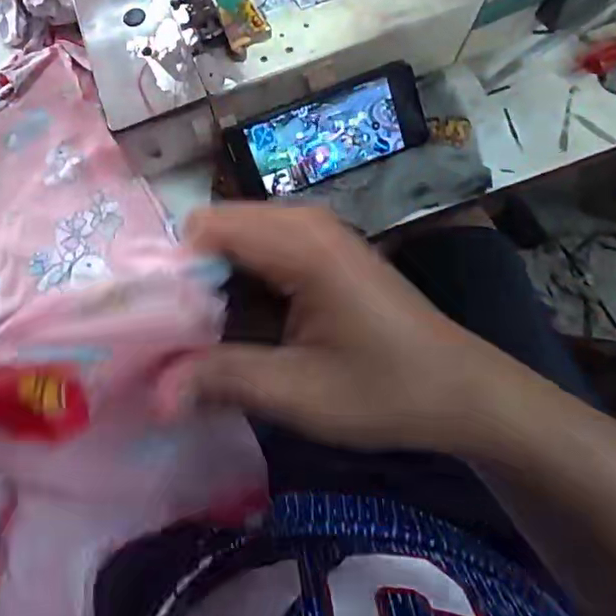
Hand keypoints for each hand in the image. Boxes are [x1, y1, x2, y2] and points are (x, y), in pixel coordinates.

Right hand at [186, 204, 541, 455]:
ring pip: (236, 238)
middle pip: (218, 228)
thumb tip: (155, 390)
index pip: (207, 228)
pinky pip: (261, 249)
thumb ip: (224, 379)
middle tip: (180, 339)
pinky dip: (240, 282)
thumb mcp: (301, 394)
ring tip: (205, 338)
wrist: (460, 388)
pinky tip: (243, 326)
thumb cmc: (386, 388)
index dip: (175, 273)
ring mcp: (316, 231)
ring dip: (214, 283)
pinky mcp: (322, 248)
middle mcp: (305, 222)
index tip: (159, 326)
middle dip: (191, 279)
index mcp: (301, 243)